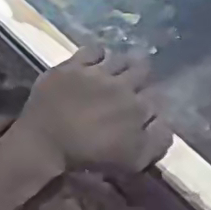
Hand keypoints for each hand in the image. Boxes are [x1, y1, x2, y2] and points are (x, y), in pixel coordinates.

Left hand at [14, 44, 171, 174]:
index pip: (156, 98)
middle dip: (141, 75)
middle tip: (132, 82)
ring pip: (120, 58)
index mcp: (139, 108)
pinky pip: (93, 50)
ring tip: (117, 68)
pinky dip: (98, 53)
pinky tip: (96, 60)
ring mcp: (96, 72)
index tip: (143, 106)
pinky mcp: (73, 65)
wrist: (46, 141)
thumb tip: (165, 121)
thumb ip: (158, 141)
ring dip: (122, 62)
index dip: (150, 101)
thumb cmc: (89, 155)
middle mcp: (123, 85)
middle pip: (142, 70)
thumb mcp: (134, 160)